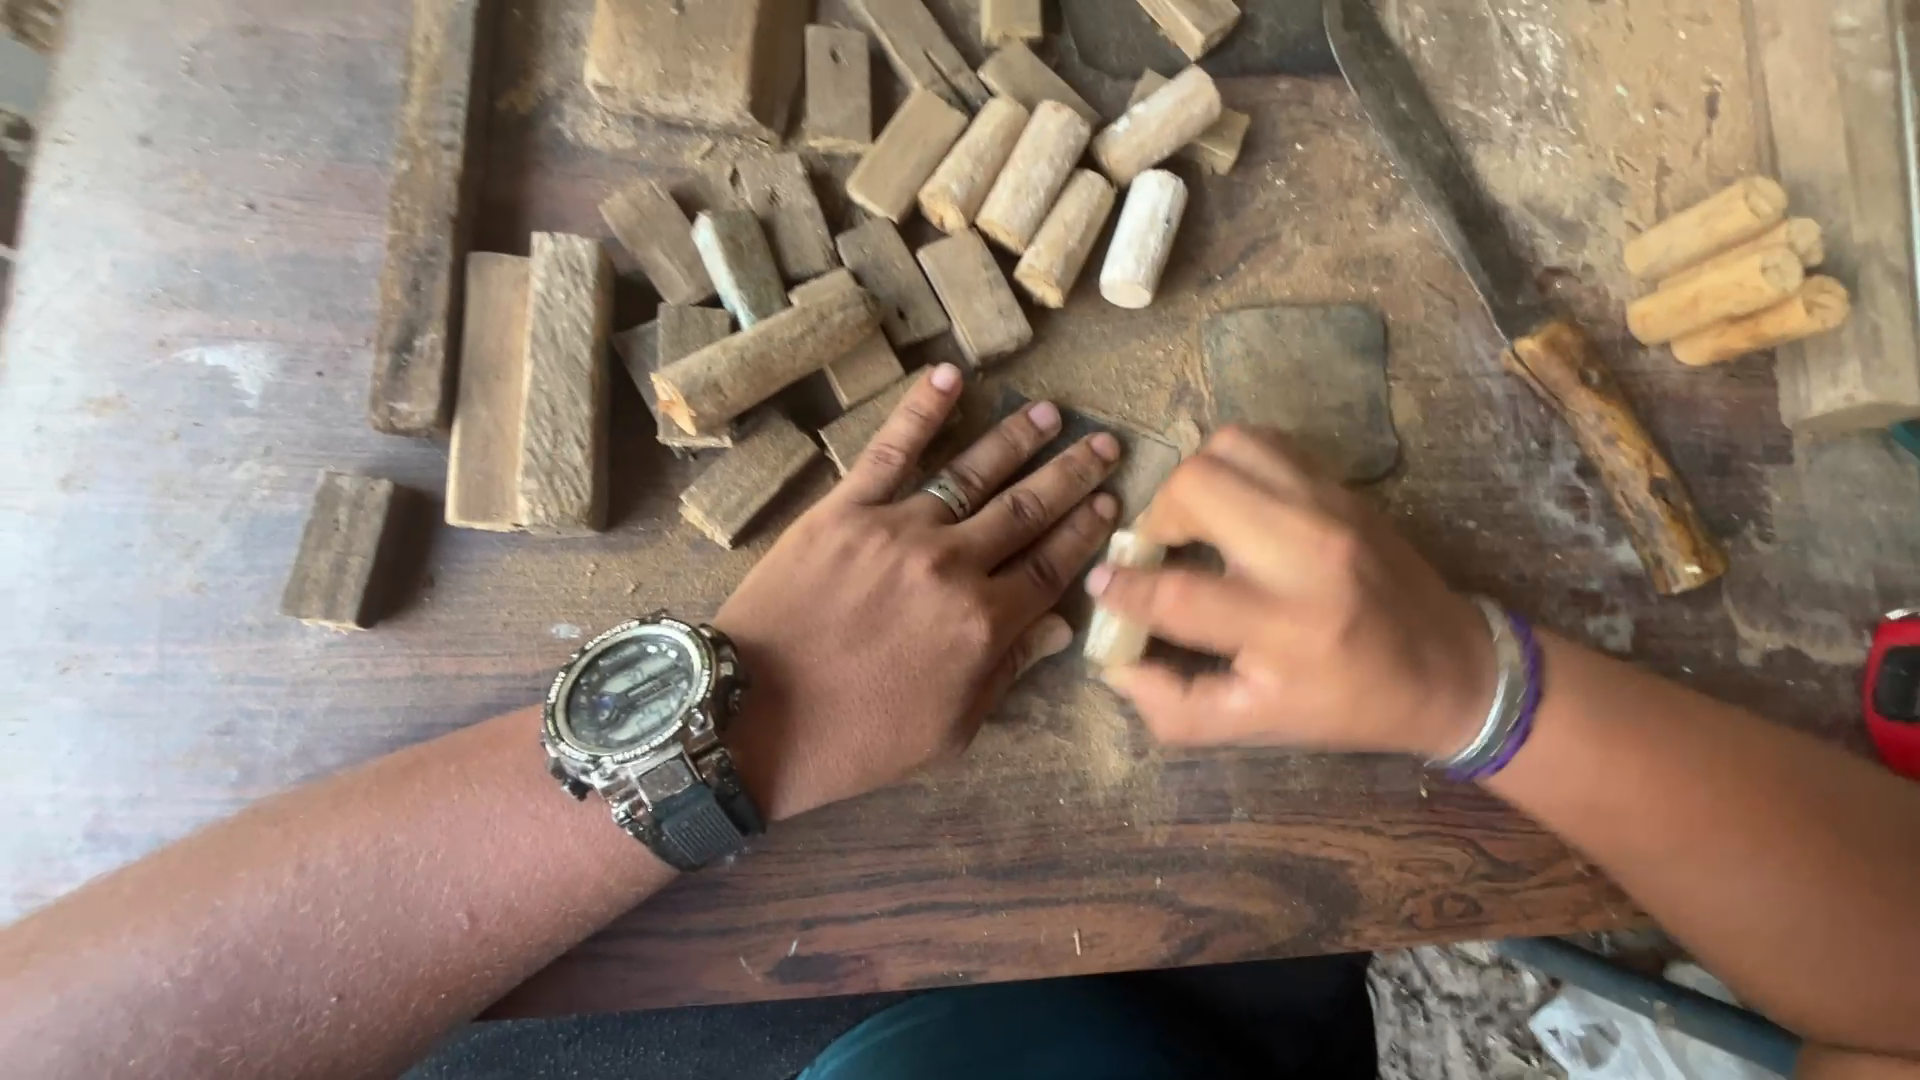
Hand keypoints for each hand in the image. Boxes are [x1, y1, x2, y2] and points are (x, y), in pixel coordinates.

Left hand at [718, 364, 1121, 820]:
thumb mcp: (949, 729)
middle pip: (1026, 509)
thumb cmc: (857, 738)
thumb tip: (1061, 625)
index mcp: (983, 624)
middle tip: (1105, 443)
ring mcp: (897, 529)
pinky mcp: (844, 509)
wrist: (752, 719)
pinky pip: (889, 449)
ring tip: (1050, 412)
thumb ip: (1008, 671)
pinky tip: (950, 374)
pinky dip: (922, 409)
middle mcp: (952, 565)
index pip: (1051, 566)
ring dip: (1017, 438)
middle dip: (1071, 474)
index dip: (1086, 531)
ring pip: (972, 472)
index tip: (1112, 501)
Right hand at [1087, 427, 1494, 759]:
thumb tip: (1116, 666)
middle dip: (1156, 517)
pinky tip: (1232, 502)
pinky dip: (1231, 463)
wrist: (1453, 668)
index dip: (1124, 588)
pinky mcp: (1343, 487)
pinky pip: (1265, 442)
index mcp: (1286, 629)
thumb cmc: (1347, 704)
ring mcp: (1331, 509)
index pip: (1178, 593)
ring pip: (1228, 449)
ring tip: (1194, 523)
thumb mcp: (1256, 727)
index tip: (1104, 585)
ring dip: (1192, 482)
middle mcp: (1308, 555)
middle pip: (1198, 488)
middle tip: (1159, 550)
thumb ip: (1173, 707)